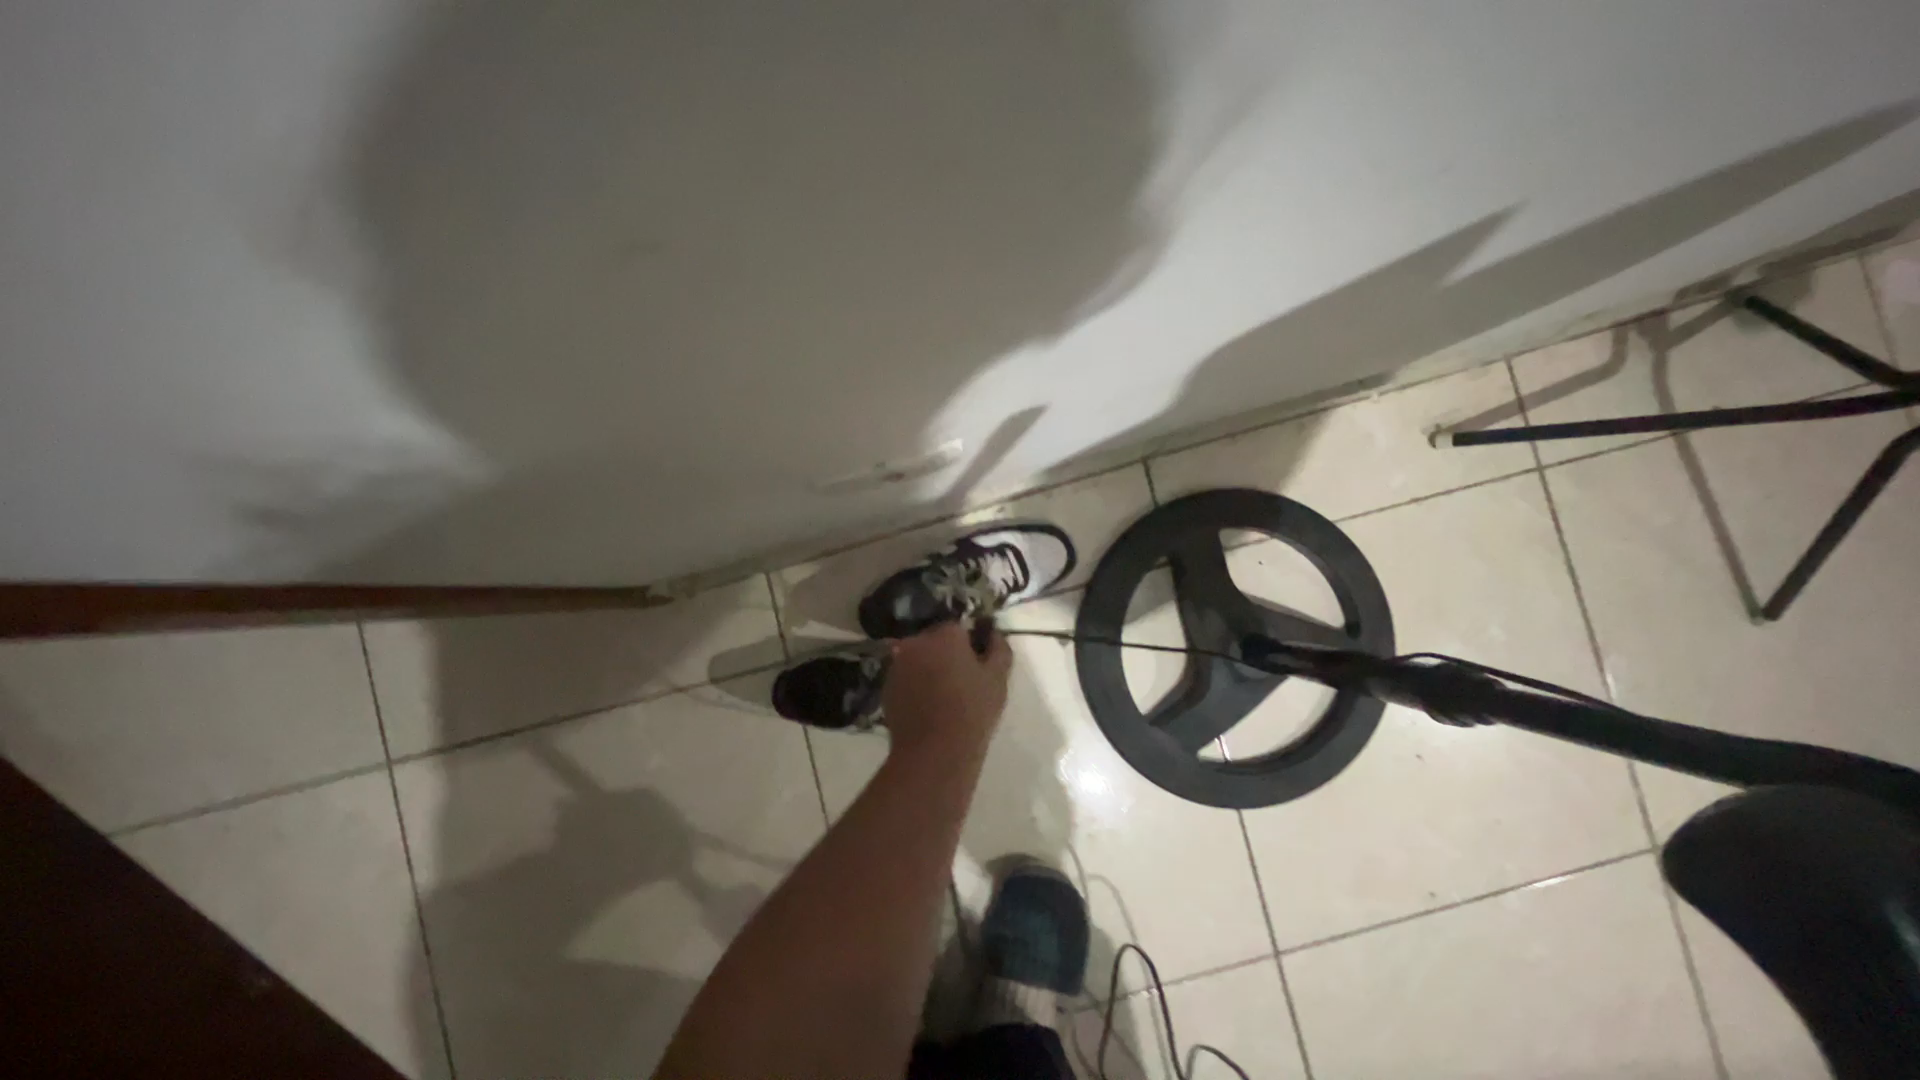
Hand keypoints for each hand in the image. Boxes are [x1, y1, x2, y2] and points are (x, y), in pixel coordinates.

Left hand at [881, 621, 1011, 754]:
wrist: (934, 751)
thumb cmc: (972, 711)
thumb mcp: (998, 678)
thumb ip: (999, 648)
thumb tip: (994, 633)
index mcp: (945, 635)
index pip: (959, 629)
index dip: (970, 645)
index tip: (978, 665)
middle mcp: (916, 642)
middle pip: (934, 641)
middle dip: (946, 654)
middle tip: (961, 680)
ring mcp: (897, 665)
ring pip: (917, 659)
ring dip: (928, 668)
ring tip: (942, 696)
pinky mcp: (886, 687)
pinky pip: (905, 678)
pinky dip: (914, 685)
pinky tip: (926, 707)